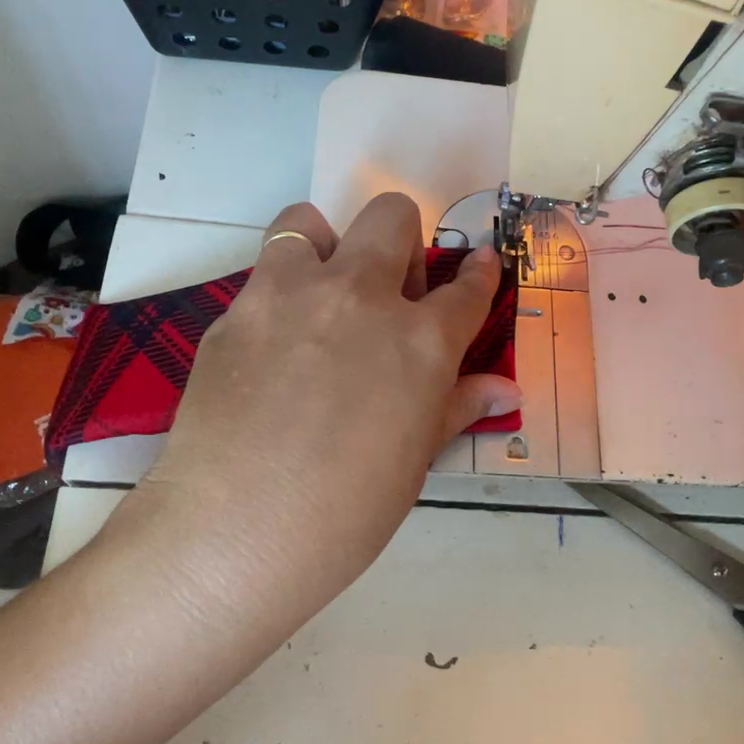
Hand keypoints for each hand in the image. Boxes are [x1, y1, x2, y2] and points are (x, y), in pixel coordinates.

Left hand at [141, 194, 522, 588]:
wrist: (240, 525)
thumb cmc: (347, 510)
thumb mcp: (414, 461)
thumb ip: (456, 408)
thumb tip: (506, 390)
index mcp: (422, 342)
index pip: (467, 289)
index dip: (480, 274)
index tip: (480, 266)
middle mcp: (361, 297)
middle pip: (392, 218)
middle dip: (403, 241)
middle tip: (390, 293)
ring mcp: (292, 294)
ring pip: (310, 221)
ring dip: (326, 247)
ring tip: (320, 296)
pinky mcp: (237, 309)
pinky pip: (263, 273)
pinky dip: (278, 292)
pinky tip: (272, 346)